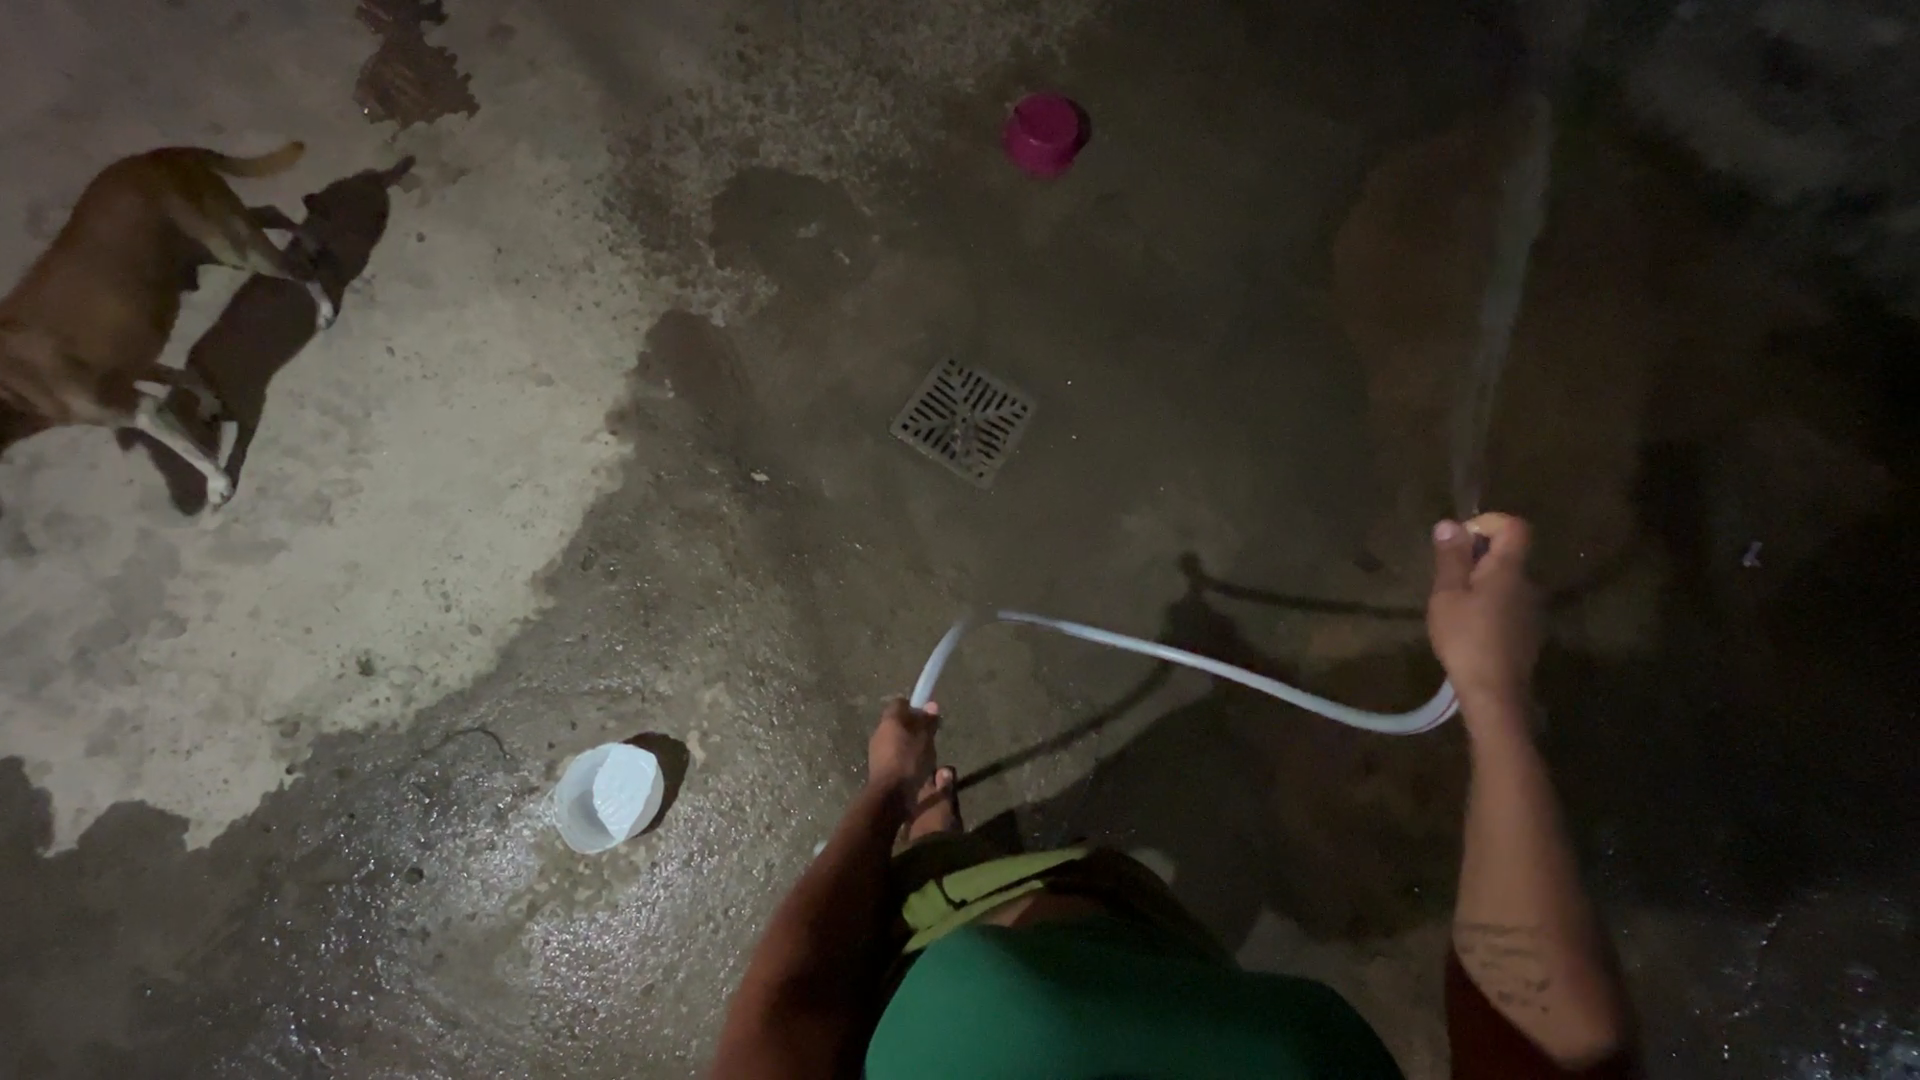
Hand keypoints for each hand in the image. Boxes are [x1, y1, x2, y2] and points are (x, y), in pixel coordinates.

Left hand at [867, 698, 938, 804]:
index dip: (914, 707)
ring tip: (924, 755)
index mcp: (890, 720)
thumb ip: (928, 722)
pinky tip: (914, 768)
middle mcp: (879, 731)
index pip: (900, 703)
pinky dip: (902, 757)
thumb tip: (931, 705)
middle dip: (912, 727)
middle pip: (897, 722)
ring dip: (907, 743)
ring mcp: (876, 749)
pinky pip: (892, 754)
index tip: (926, 717)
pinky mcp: (877, 765)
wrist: (890, 794)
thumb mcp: (926, 739)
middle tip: (928, 737)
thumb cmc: (910, 761)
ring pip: (894, 739)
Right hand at [1428, 514, 1541, 714]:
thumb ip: (1451, 558)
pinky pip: (1508, 601)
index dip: (1486, 523)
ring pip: (1506, 579)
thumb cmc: (1465, 637)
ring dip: (1480, 581)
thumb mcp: (1447, 595)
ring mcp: (1532, 608)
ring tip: (1451, 605)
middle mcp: (1528, 583)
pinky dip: (1488, 602)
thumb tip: (1450, 523)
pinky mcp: (1528, 629)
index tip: (1458, 541)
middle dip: (1475, 555)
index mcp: (1509, 569)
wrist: (1494, 689)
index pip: (1514, 526)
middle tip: (1444, 579)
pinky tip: (1468, 627)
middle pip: (1508, 553)